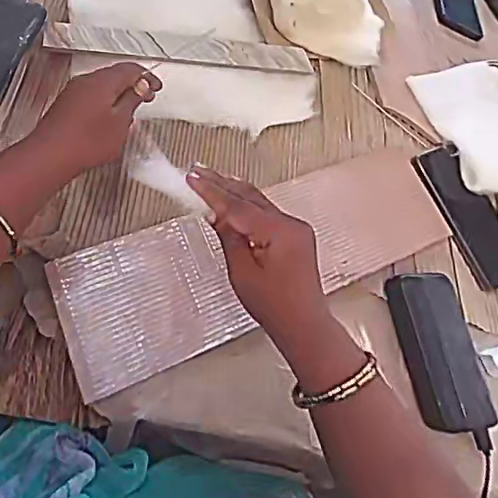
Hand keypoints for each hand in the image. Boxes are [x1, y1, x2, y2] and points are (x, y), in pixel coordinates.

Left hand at [24, 63, 159, 177]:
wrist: (50, 155)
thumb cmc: (84, 141)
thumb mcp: (120, 122)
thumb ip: (132, 100)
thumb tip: (140, 88)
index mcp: (103, 81)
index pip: (131, 69)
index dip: (147, 77)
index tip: (155, 87)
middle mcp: (86, 81)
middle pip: (115, 74)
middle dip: (133, 84)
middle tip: (146, 96)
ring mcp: (73, 92)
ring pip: (102, 85)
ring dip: (118, 94)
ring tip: (129, 111)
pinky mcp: (65, 104)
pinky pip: (90, 96)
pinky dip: (103, 102)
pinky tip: (108, 119)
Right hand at [184, 167, 324, 337]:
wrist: (304, 326)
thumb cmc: (276, 306)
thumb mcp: (241, 271)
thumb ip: (228, 237)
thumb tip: (216, 214)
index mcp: (279, 231)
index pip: (237, 205)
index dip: (211, 191)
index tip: (193, 178)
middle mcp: (291, 224)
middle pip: (249, 196)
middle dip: (221, 183)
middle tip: (198, 171)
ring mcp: (295, 228)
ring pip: (258, 201)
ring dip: (233, 191)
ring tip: (211, 179)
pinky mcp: (294, 234)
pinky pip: (266, 212)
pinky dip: (246, 204)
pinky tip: (232, 200)